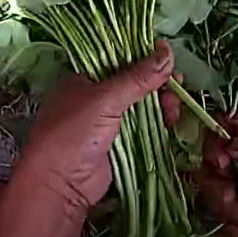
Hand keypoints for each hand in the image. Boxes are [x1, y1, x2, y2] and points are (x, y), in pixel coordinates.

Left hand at [18, 40, 175, 217]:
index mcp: (86, 80)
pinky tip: (171, 120)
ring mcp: (108, 123)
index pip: (120, 61)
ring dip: (161, 105)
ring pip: (142, 108)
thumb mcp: (105, 99)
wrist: (59, 184)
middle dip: (157, 84)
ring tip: (175, 107)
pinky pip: (144, 129)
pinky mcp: (120, 146)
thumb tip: (167, 52)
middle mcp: (97, 99)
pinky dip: (158, 124)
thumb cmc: (74, 133)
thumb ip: (137, 78)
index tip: (168, 59)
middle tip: (178, 86)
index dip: (144, 59)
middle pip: (135, 85)